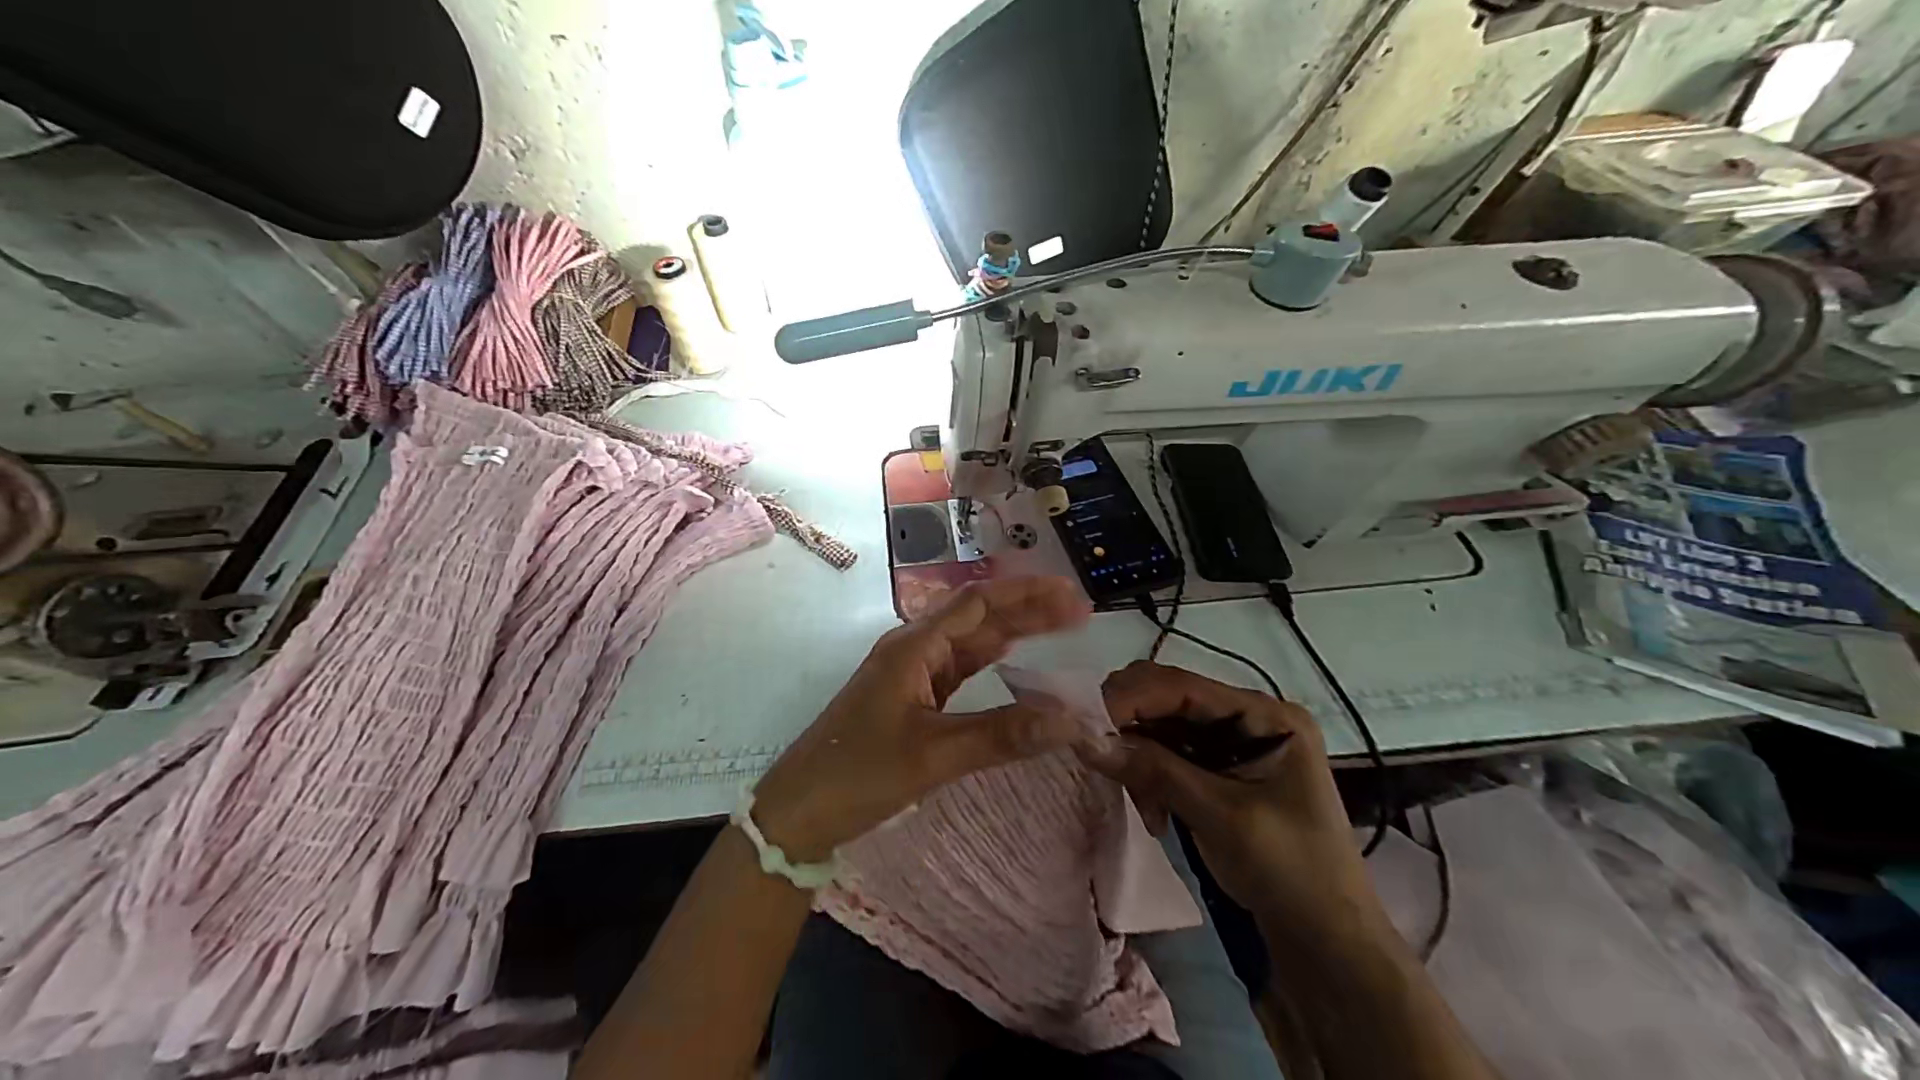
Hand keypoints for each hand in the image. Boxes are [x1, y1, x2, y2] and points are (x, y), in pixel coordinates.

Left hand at [750, 577, 1090, 863]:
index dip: (1025, 595)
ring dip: (1013, 632)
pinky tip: (1014, 659)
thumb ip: (1002, 735)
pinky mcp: (912, 699)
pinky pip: (960, 670)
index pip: (977, 604)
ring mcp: (911, 674)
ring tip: (1060, 625)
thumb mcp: (934, 755)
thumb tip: (1071, 721)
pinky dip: (993, 663)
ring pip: (971, 643)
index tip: (1070, 593)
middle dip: (1027, 609)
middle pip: (978, 617)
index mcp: (913, 647)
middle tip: (1080, 608)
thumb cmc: (859, 774)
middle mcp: (913, 650)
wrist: (799, 811)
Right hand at [1082, 661, 1377, 932]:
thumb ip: (1156, 772)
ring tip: (1143, 807)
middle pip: (1167, 698)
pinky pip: (1166, 753)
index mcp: (1266, 715)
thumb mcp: (1222, 817)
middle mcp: (1247, 716)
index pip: (1182, 686)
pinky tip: (1153, 813)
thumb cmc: (1291, 873)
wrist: (1327, 940)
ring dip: (1137, 757)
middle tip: (1103, 762)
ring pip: (1160, 726)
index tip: (1085, 725)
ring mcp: (1233, 742)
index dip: (1130, 699)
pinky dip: (1149, 776)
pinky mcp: (1218, 768)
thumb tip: (1086, 739)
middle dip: (1130, 726)